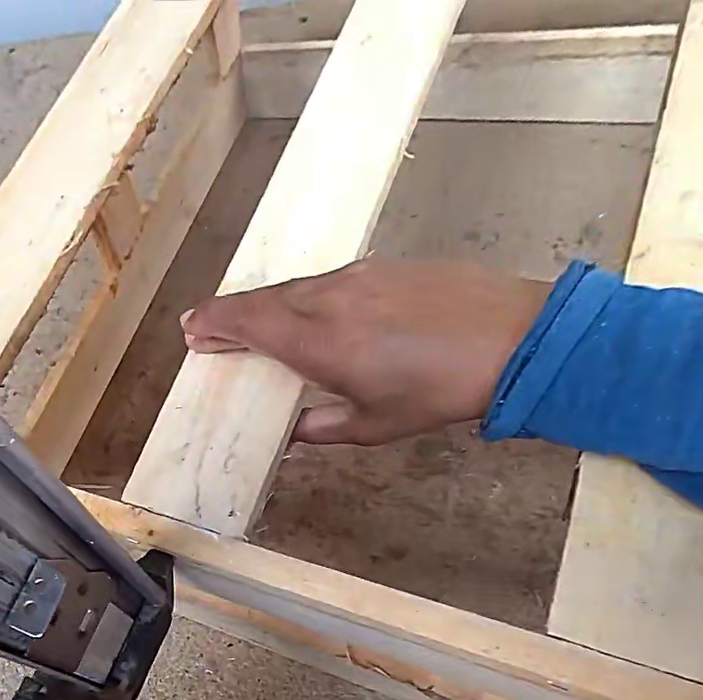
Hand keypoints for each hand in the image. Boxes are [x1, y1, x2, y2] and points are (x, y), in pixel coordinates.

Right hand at [180, 259, 551, 445]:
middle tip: (208, 328)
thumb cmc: (438, 392)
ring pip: (295, 288)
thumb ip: (323, 428)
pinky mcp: (384, 265)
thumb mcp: (375, 426)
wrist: (511, 338)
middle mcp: (329, 299)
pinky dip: (304, 296)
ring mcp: (357, 276)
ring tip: (254, 323)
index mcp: (319, 342)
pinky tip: (311, 311)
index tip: (191, 330)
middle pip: (263, 300)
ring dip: (266, 304)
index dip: (215, 324)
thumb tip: (293, 433)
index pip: (250, 325)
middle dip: (229, 313)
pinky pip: (328, 280)